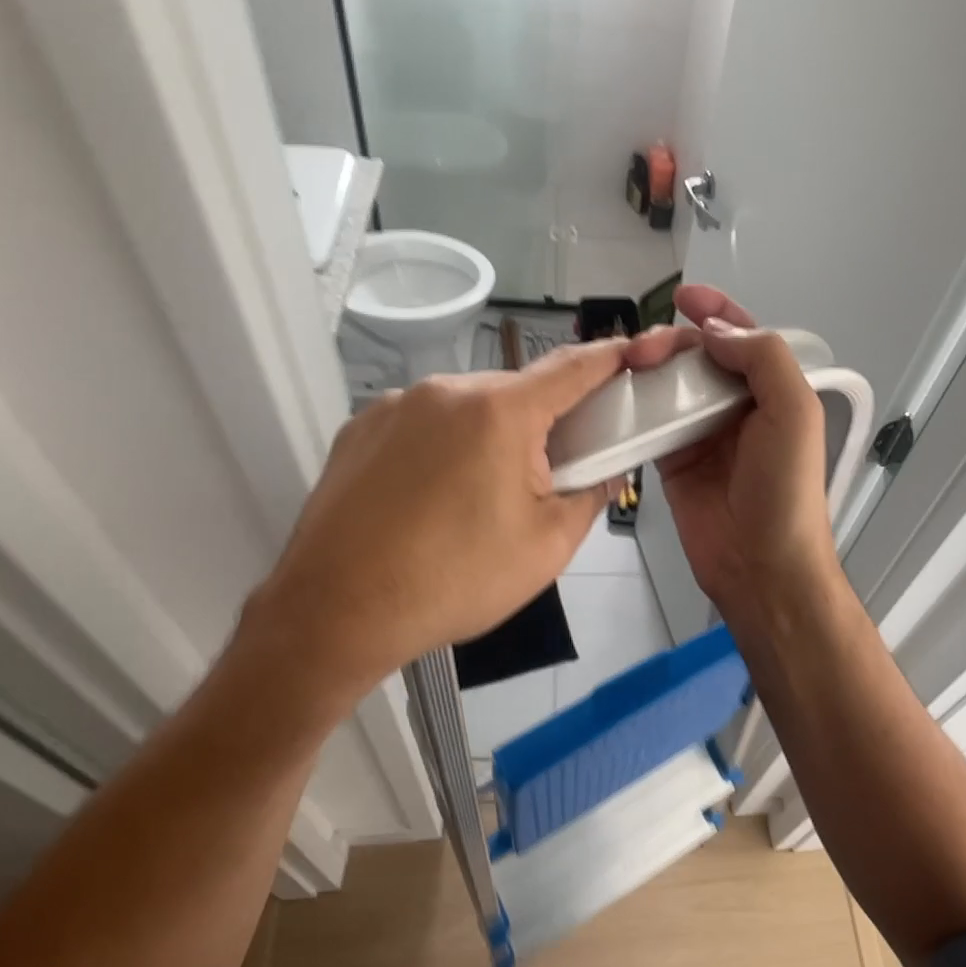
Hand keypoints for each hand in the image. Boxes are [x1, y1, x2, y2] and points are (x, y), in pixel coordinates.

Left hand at [241, 342, 624, 699]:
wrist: (335, 612)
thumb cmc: (454, 580)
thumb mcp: (547, 546)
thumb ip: (589, 496)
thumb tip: (604, 472)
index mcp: (499, 412)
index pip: (571, 368)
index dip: (608, 358)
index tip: (630, 353)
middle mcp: (444, 391)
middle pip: (516, 393)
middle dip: (542, 424)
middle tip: (548, 478)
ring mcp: (395, 406)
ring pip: (466, 409)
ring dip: (489, 437)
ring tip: (478, 501)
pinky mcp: (359, 429)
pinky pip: (422, 425)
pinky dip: (442, 447)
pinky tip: (431, 500)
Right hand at [624, 286, 842, 618]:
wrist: (761, 565)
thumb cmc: (786, 489)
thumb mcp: (794, 413)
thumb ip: (764, 359)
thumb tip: (715, 331)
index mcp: (772, 392)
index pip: (743, 339)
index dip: (716, 312)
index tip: (683, 297)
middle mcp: (736, 408)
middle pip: (698, 359)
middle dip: (671, 343)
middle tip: (645, 348)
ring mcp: (702, 435)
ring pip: (669, 387)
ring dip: (647, 370)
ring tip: (625, 365)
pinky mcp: (672, 462)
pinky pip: (648, 424)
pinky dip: (631, 407)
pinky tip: (612, 395)